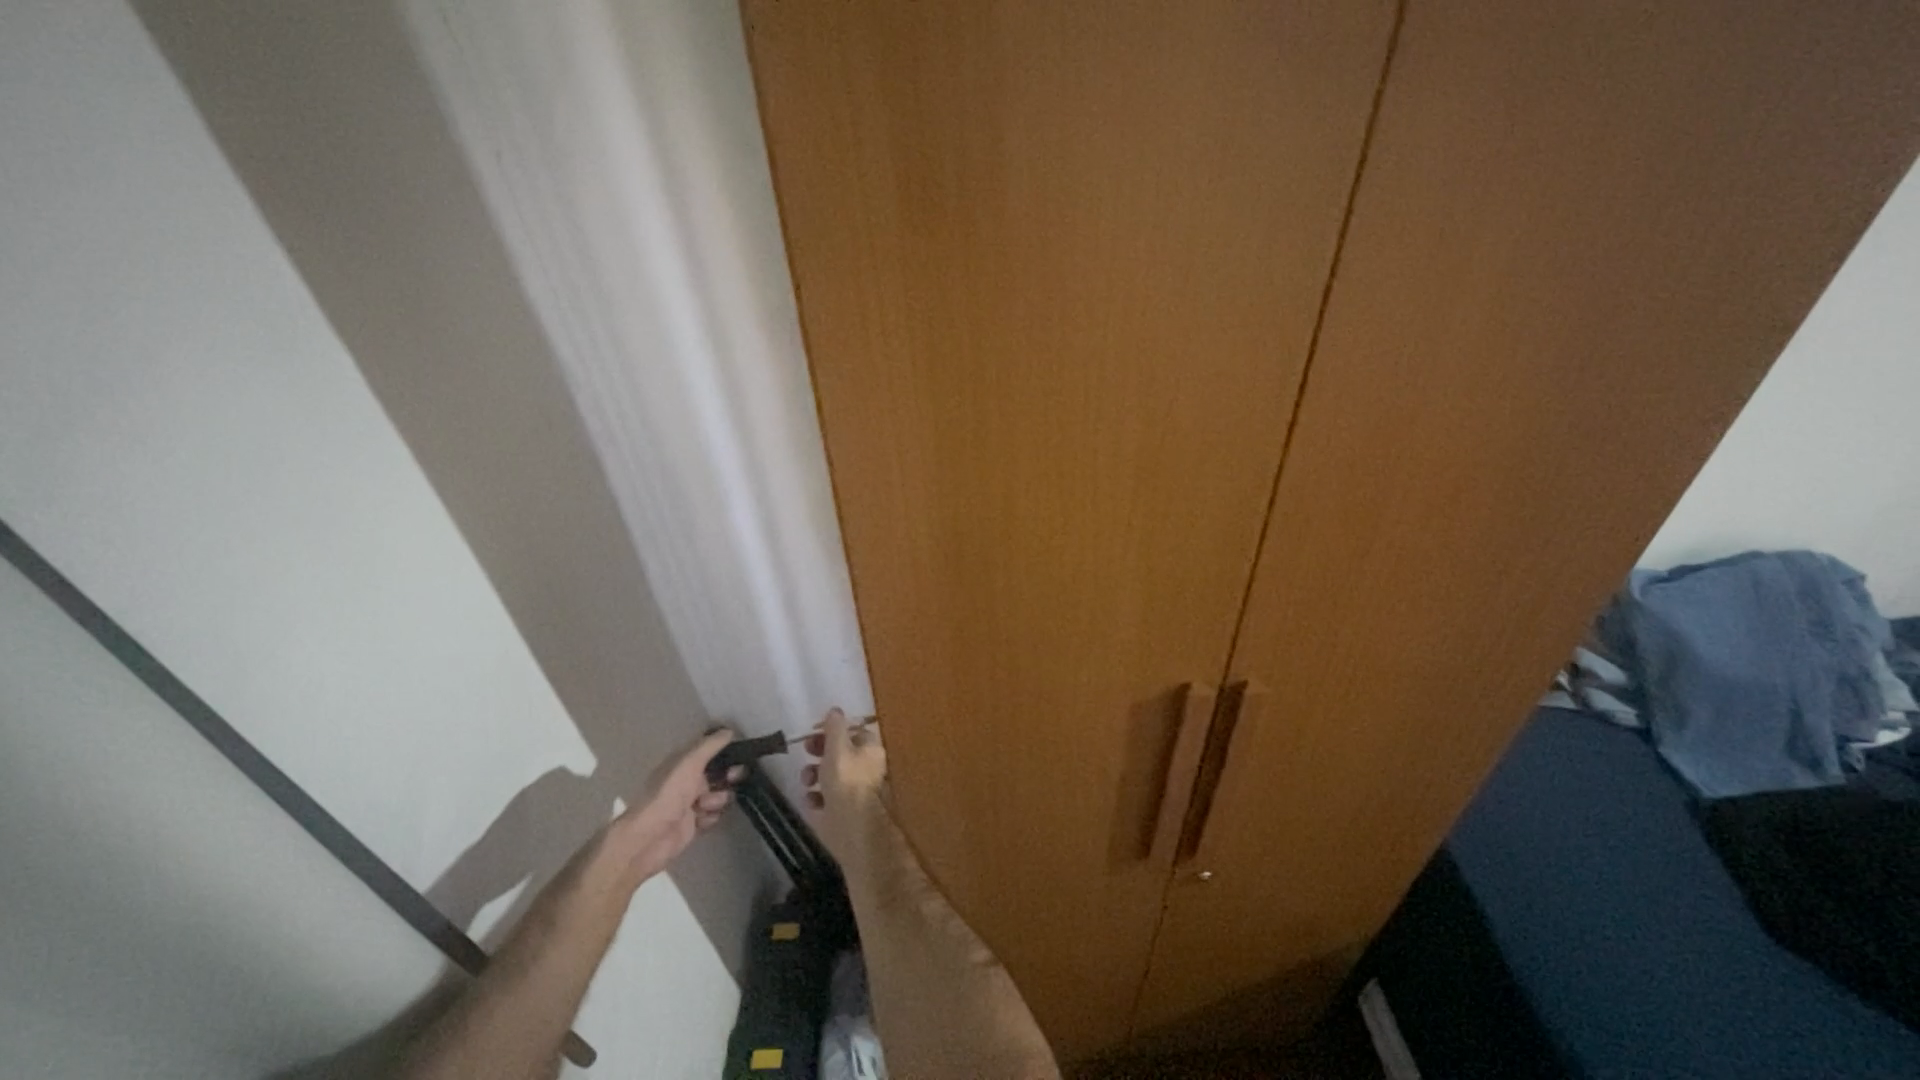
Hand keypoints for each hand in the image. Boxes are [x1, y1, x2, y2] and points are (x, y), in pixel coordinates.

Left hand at [607, 730, 739, 883]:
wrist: (650, 837)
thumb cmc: (668, 794)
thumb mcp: (689, 763)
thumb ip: (709, 746)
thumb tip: (729, 731)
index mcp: (682, 764)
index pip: (709, 753)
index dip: (726, 753)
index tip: (741, 755)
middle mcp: (687, 781)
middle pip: (718, 775)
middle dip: (728, 776)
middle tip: (734, 779)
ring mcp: (690, 804)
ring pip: (719, 796)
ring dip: (719, 799)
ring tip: (706, 806)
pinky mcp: (694, 825)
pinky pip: (714, 816)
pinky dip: (712, 817)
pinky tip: (703, 820)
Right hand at [801, 708, 887, 865]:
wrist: (852, 826)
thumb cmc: (846, 781)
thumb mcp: (837, 747)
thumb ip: (834, 727)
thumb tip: (835, 710)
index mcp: (871, 750)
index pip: (853, 731)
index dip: (833, 729)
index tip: (814, 731)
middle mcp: (867, 768)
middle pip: (841, 752)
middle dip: (819, 752)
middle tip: (806, 751)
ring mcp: (856, 790)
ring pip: (831, 775)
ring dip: (814, 775)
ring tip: (806, 781)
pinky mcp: (845, 809)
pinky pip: (827, 797)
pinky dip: (817, 797)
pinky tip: (811, 800)